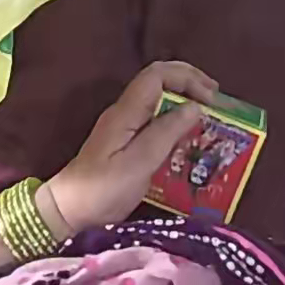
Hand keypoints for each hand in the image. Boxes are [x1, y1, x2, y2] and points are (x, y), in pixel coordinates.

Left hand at [46, 61, 219, 232]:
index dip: (187, 78)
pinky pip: (155, 118)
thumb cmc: (103, 189)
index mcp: (126, 111)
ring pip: (159, 98)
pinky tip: (189, 135)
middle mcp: (125, 111)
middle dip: (190, 83)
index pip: (158, 74)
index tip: (211, 98)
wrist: (68, 210)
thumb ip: (167, 132)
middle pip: (159, 79)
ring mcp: (124, 125)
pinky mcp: (126, 140)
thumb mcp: (139, 163)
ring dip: (185, 100)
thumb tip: (195, 107)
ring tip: (209, 115)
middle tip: (217, 100)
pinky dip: (176, 119)